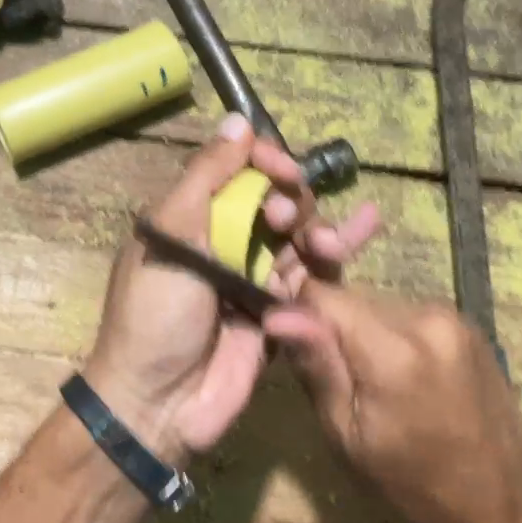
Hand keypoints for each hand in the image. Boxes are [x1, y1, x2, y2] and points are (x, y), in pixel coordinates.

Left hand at [83, 114, 373, 462]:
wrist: (159, 402)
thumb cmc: (156, 310)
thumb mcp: (172, 234)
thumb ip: (206, 178)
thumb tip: (237, 121)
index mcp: (190, 217)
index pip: (236, 171)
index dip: (263, 163)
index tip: (282, 167)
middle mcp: (223, 241)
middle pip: (273, 202)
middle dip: (290, 200)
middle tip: (286, 219)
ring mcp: (251, 278)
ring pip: (297, 237)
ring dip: (316, 229)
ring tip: (322, 243)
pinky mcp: (279, 312)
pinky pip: (311, 276)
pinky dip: (335, 254)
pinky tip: (365, 226)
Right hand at [262, 284, 521, 522]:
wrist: (502, 508)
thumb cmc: (411, 484)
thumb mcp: (346, 435)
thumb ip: (315, 365)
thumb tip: (276, 312)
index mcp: (394, 350)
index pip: (322, 294)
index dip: (300, 314)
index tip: (300, 350)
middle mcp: (427, 318)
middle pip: (351, 297)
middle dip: (335, 328)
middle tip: (343, 382)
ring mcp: (454, 317)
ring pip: (378, 303)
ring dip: (364, 331)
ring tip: (377, 384)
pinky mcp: (468, 324)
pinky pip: (407, 313)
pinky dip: (394, 336)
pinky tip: (407, 379)